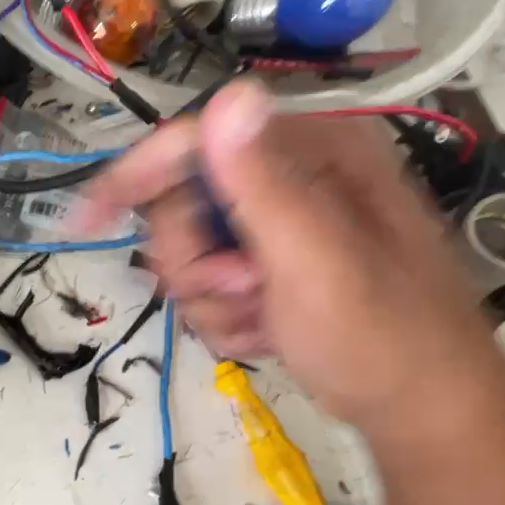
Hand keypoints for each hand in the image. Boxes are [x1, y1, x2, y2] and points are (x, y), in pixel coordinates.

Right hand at [74, 80, 496, 433]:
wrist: (420, 404)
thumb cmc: (380, 336)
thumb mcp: (315, 259)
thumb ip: (264, 184)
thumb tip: (227, 100)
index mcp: (316, 155)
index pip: (197, 141)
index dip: (134, 176)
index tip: (84, 223)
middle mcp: (295, 178)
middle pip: (181, 202)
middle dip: (190, 259)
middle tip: (234, 290)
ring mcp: (281, 224)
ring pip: (186, 248)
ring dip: (205, 296)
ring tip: (255, 317)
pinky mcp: (271, 263)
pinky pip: (204, 281)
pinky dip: (218, 314)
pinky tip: (260, 329)